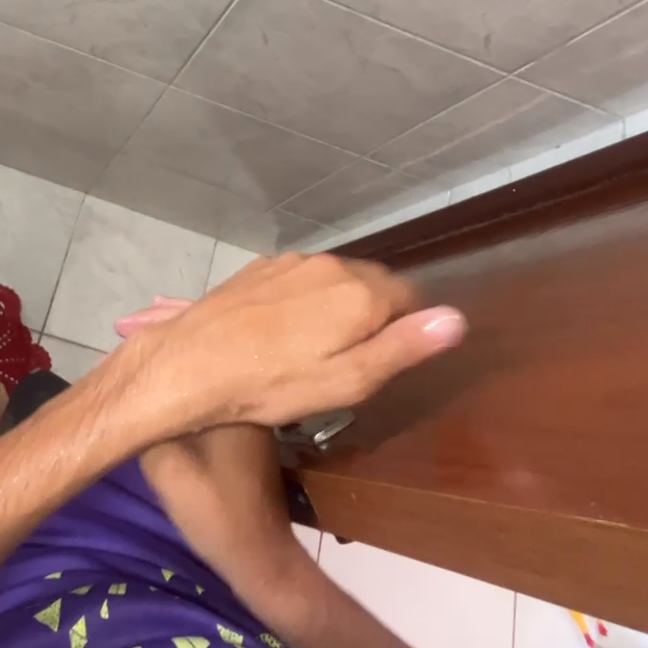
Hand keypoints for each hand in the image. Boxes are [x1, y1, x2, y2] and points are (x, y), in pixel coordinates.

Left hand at [107, 252, 464, 437]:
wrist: (191, 362)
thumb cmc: (273, 384)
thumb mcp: (348, 380)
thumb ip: (404, 345)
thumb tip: (457, 317)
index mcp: (359, 292)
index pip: (411, 296)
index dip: (407, 329)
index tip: (384, 359)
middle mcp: (329, 265)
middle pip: (373, 284)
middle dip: (372, 315)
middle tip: (347, 361)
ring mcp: (290, 262)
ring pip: (334, 280)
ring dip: (336, 306)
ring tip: (311, 348)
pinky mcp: (260, 267)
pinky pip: (300, 279)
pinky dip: (303, 299)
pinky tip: (280, 331)